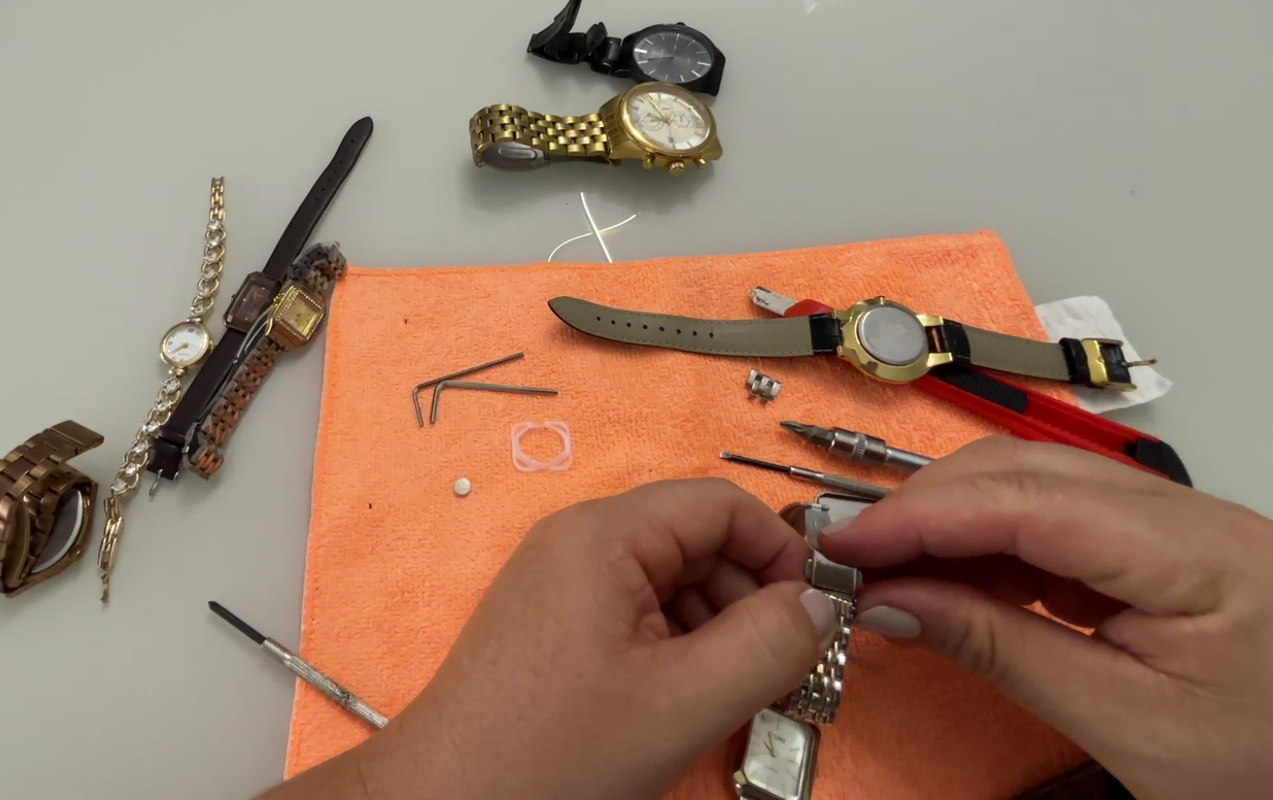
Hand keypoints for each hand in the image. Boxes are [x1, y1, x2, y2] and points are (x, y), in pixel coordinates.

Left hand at [266, 479, 834, 799]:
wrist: (451, 794)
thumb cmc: (562, 747)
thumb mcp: (683, 701)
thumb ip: (767, 645)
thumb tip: (821, 601)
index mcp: (604, 531)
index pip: (715, 502)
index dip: (775, 551)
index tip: (815, 620)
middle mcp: (578, 536)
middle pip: (693, 541)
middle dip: (747, 602)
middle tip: (783, 681)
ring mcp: (561, 573)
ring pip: (667, 580)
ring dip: (714, 631)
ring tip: (733, 701)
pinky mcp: (553, 612)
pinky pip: (633, 608)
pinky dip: (674, 645)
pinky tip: (683, 701)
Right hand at [818, 436, 1272, 799]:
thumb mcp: (1130, 729)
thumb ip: (995, 647)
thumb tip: (880, 602)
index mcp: (1199, 551)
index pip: (1020, 501)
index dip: (916, 516)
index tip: (839, 543)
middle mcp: (1186, 509)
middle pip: (1015, 469)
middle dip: (923, 508)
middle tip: (856, 558)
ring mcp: (1175, 519)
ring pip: (1022, 481)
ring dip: (948, 521)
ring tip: (896, 571)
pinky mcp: (1159, 542)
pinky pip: (1047, 517)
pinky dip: (986, 543)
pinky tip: (956, 580)